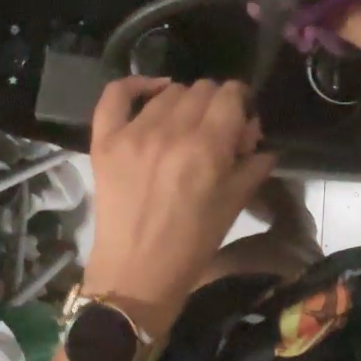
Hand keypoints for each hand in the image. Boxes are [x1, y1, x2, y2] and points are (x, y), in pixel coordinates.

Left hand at [85, 78, 274, 334]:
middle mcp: (171, 132)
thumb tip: (256, 134)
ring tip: (184, 127)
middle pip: (201, 90)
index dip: (240, 102)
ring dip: (184, 103)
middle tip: (214, 131)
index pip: (230, 95)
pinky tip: (153, 92)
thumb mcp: (234, 204)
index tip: (240, 119)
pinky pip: (117, 93)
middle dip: (215, 105)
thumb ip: (253, 163)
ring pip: (169, 92)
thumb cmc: (192, 245)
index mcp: (207, 148)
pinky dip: (136, 85)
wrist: (136, 274)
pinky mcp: (105, 140)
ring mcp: (134, 133)